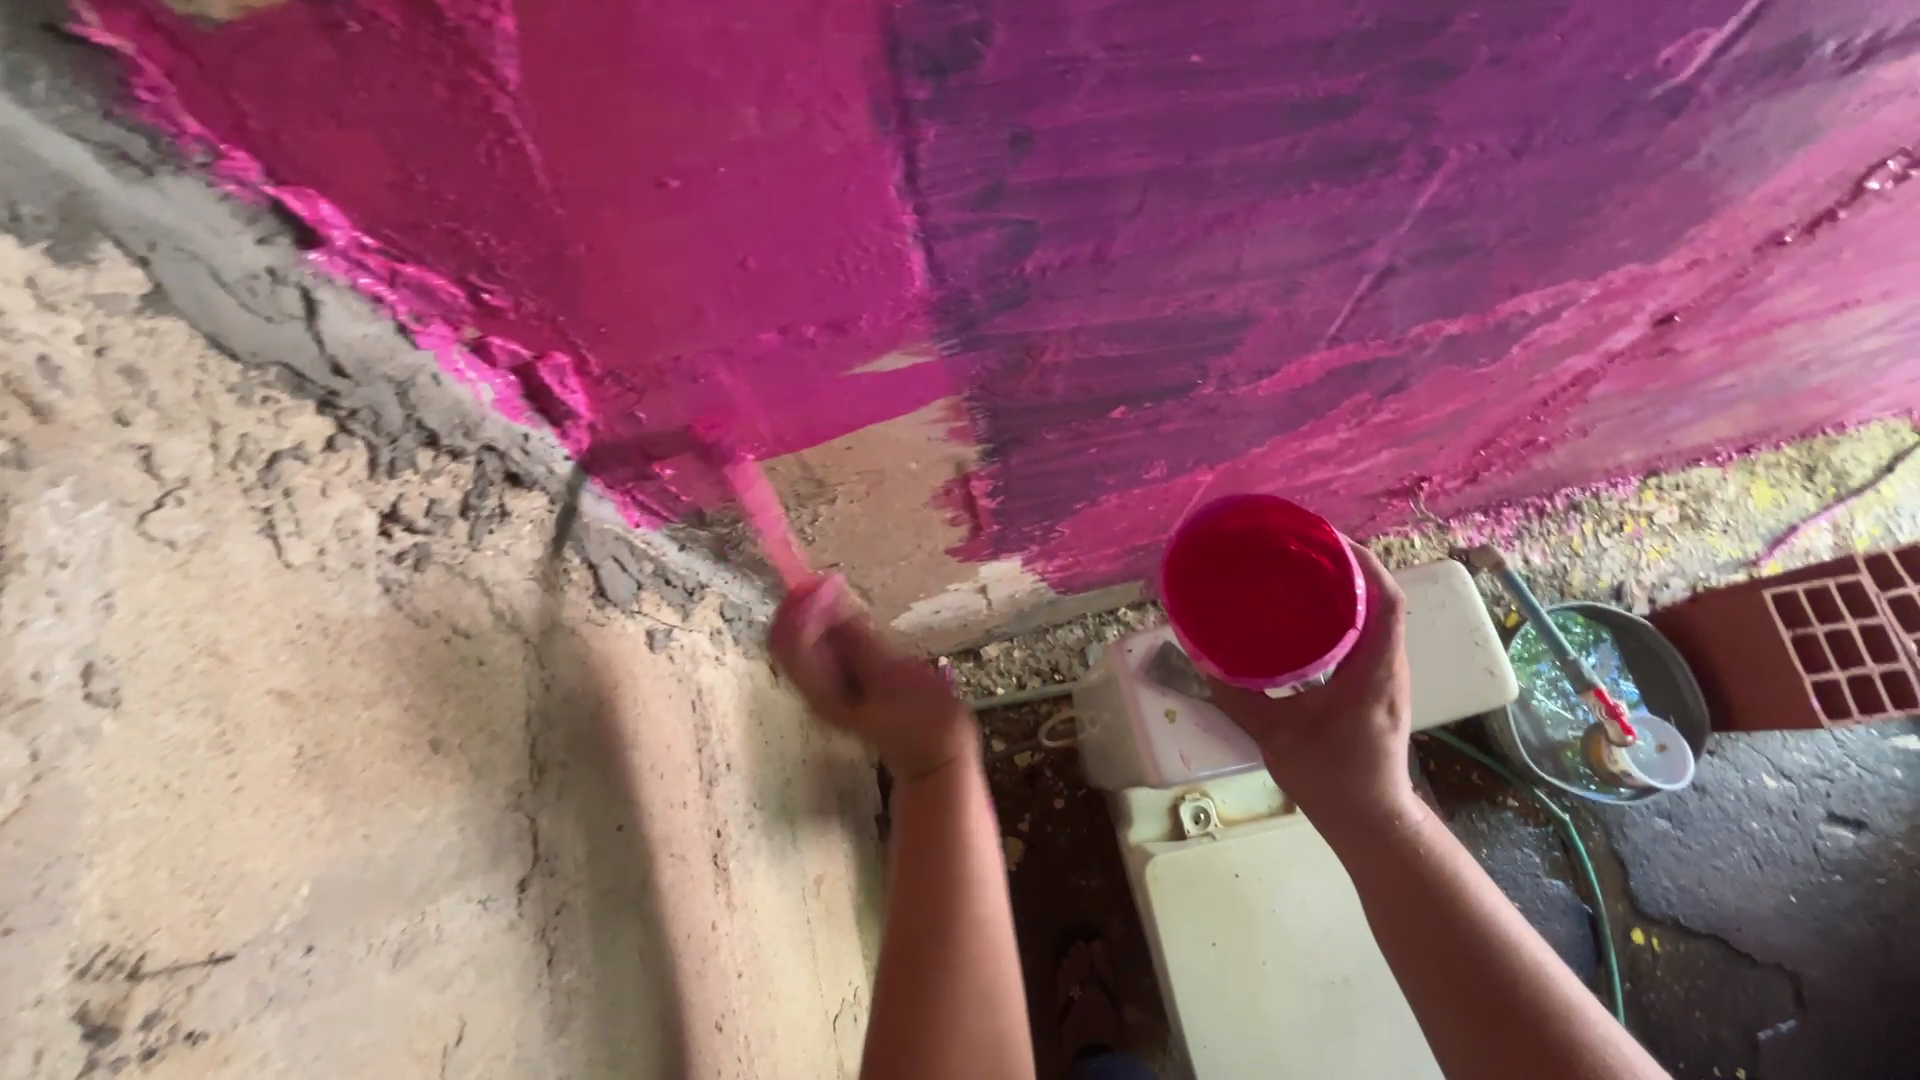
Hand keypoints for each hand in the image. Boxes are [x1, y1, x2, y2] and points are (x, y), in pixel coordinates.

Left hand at [769, 575, 976, 781]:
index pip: (791, 642)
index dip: (801, 608)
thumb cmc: (921, 724)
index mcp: (823, 693)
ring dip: (816, 612)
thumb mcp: (893, 679)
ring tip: (835, 586)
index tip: (823, 583)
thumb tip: (834, 608)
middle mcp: (817, 689)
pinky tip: (847, 609)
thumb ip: (861, 644)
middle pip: (791, 638)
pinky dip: (830, 625)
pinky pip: (825, 647)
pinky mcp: (845, 683)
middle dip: (804, 604)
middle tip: (829, 579)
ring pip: (805, 640)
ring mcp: (828, 687)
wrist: (934, 757)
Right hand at [1205, 541, 1418, 837]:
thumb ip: (1235, 695)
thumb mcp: (1273, 734)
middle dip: (1347, 564)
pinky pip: (1368, 634)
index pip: (1385, 599)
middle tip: (1301, 548)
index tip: (1324, 538)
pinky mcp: (1378, 687)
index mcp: (1373, 670)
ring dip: (1348, 587)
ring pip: (1377, 615)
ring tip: (1302, 571)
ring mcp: (1387, 676)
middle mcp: (1389, 665)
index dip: (1361, 561)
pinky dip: (1345, 613)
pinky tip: (1308, 615)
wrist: (1370, 819)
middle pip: (1382, 597)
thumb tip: (1199, 657)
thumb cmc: (1329, 776)